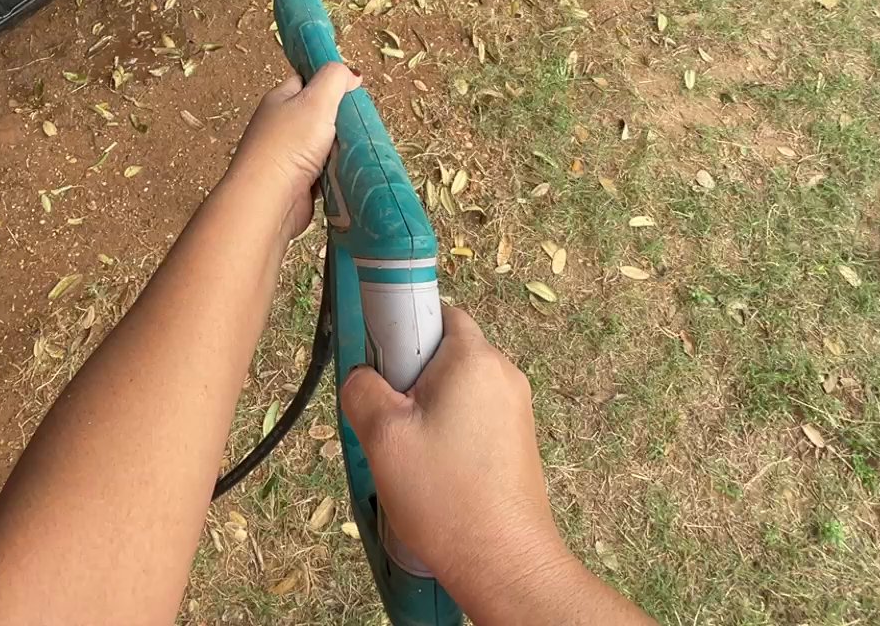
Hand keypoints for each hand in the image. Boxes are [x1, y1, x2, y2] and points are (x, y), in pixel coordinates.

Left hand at [225, 63, 359, 238]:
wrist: (270, 200)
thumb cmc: (289, 145)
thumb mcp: (315, 100)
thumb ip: (334, 79)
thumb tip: (351, 73)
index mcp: (280, 100)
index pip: (307, 81)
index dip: (331, 83)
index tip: (354, 92)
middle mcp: (282, 126)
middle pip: (320, 115)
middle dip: (342, 120)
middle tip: (361, 124)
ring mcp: (290, 155)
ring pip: (327, 144)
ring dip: (343, 148)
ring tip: (360, 148)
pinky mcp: (300, 182)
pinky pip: (327, 171)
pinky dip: (338, 172)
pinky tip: (351, 171)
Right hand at [342, 307, 651, 624]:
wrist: (506, 567)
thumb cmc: (445, 495)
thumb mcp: (382, 435)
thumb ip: (361, 387)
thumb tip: (363, 378)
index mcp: (475, 358)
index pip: (436, 310)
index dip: (402, 328)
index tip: (381, 365)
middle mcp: (503, 373)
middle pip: (444, 350)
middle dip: (410, 374)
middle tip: (389, 416)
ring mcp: (516, 408)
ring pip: (456, 385)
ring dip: (427, 406)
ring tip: (409, 450)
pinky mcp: (518, 440)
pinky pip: (472, 414)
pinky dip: (448, 428)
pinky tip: (433, 469)